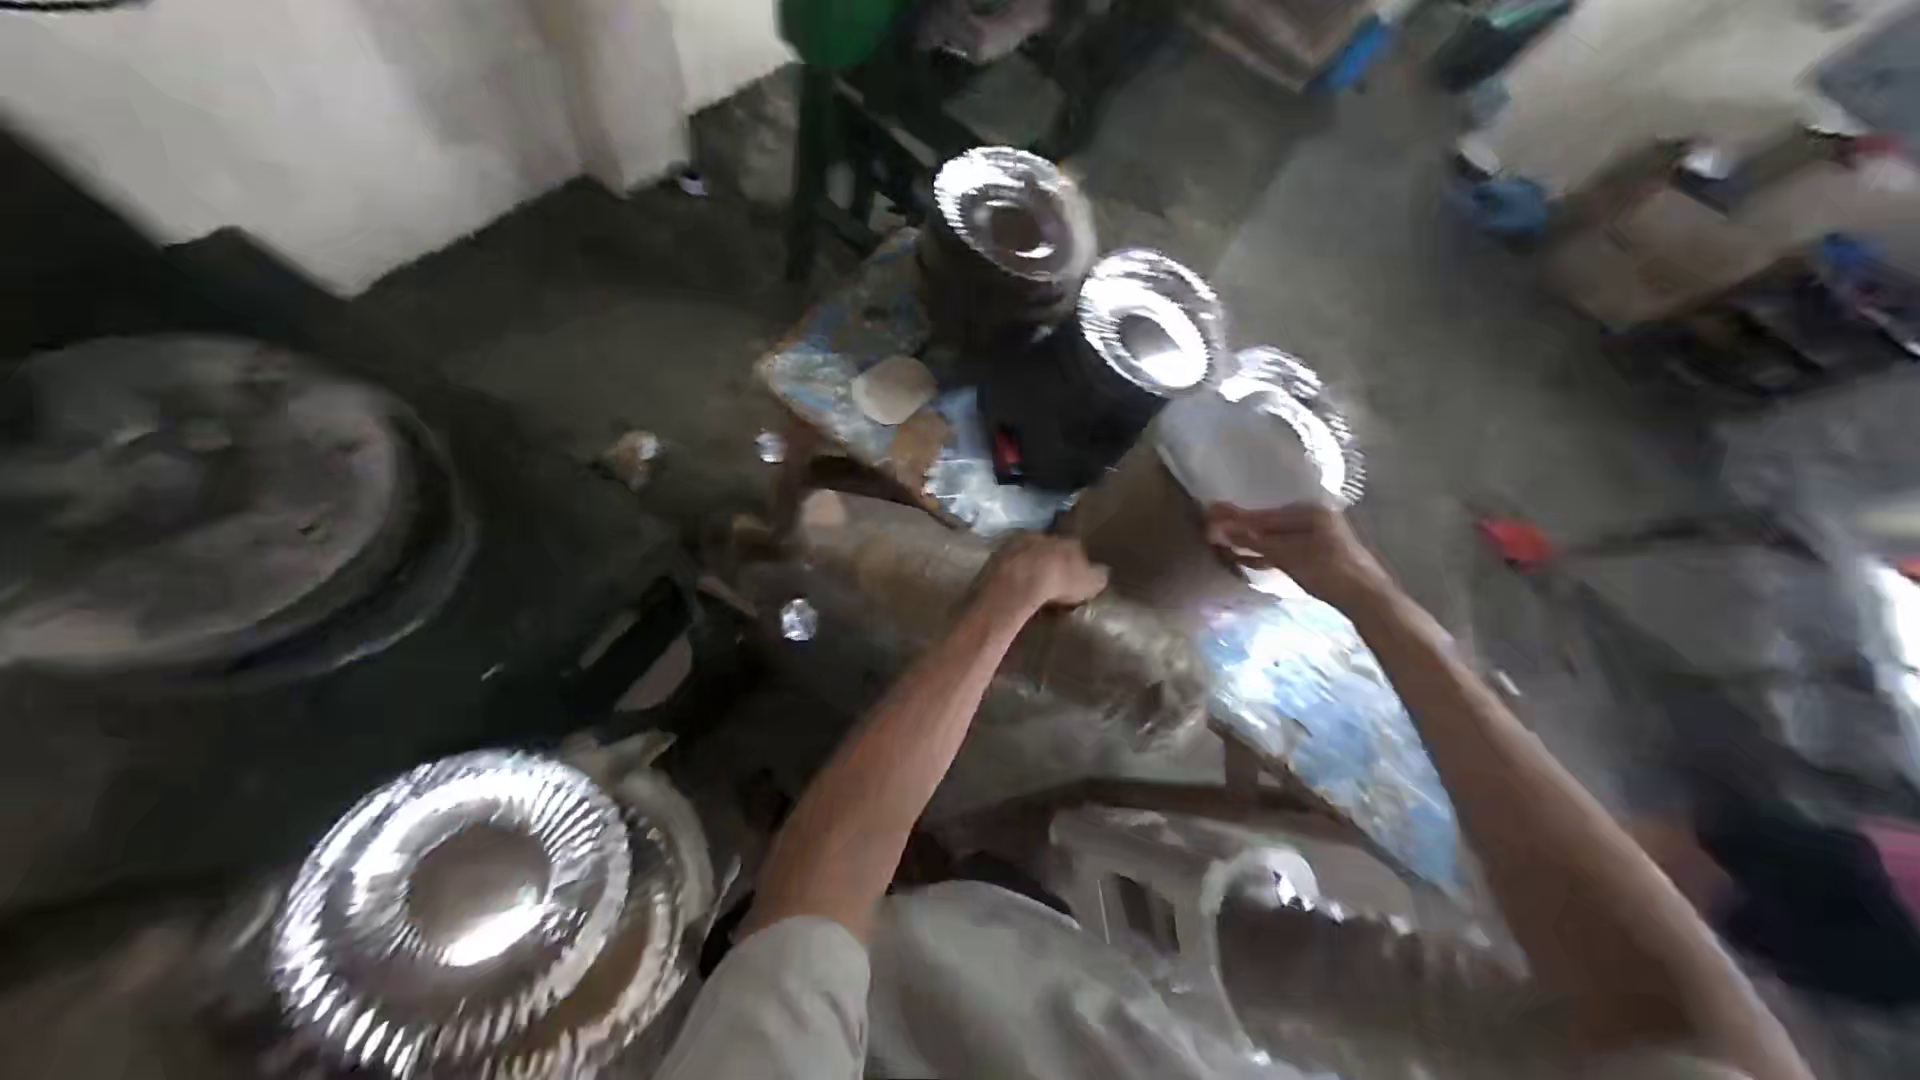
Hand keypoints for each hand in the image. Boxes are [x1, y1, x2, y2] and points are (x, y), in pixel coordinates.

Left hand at [980, 534, 1109, 614]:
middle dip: (1051, 561)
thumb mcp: (1091, 583)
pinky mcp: (999, 553)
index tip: (1074, 577)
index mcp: (1070, 542)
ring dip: (1031, 564)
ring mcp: (1020, 542)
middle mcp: (1045, 536)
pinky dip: (1014, 571)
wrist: (1021, 580)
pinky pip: (1011, 563)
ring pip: (1029, 552)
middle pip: (1051, 549)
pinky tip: (1015, 585)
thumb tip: (1102, 573)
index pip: (1077, 549)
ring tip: (1032, 584)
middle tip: (1052, 579)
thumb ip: (1098, 576)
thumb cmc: (1061, 582)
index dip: (1076, 564)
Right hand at [1206, 502, 1394, 609]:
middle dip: (1240, 530)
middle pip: (1268, 524)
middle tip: (1211, 531)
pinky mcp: (1317, 555)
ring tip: (1223, 544)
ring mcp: (1317, 537)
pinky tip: (1248, 558)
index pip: (1263, 515)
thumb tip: (1218, 527)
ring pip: (1275, 538)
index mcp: (1309, 511)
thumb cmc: (1328, 571)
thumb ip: (1252, 540)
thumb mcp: (1286, 554)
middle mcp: (1313, 518)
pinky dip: (1266, 554)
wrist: (1366, 599)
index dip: (1235, 518)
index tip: (1209, 516)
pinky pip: (1284, 549)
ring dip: (1251, 543)